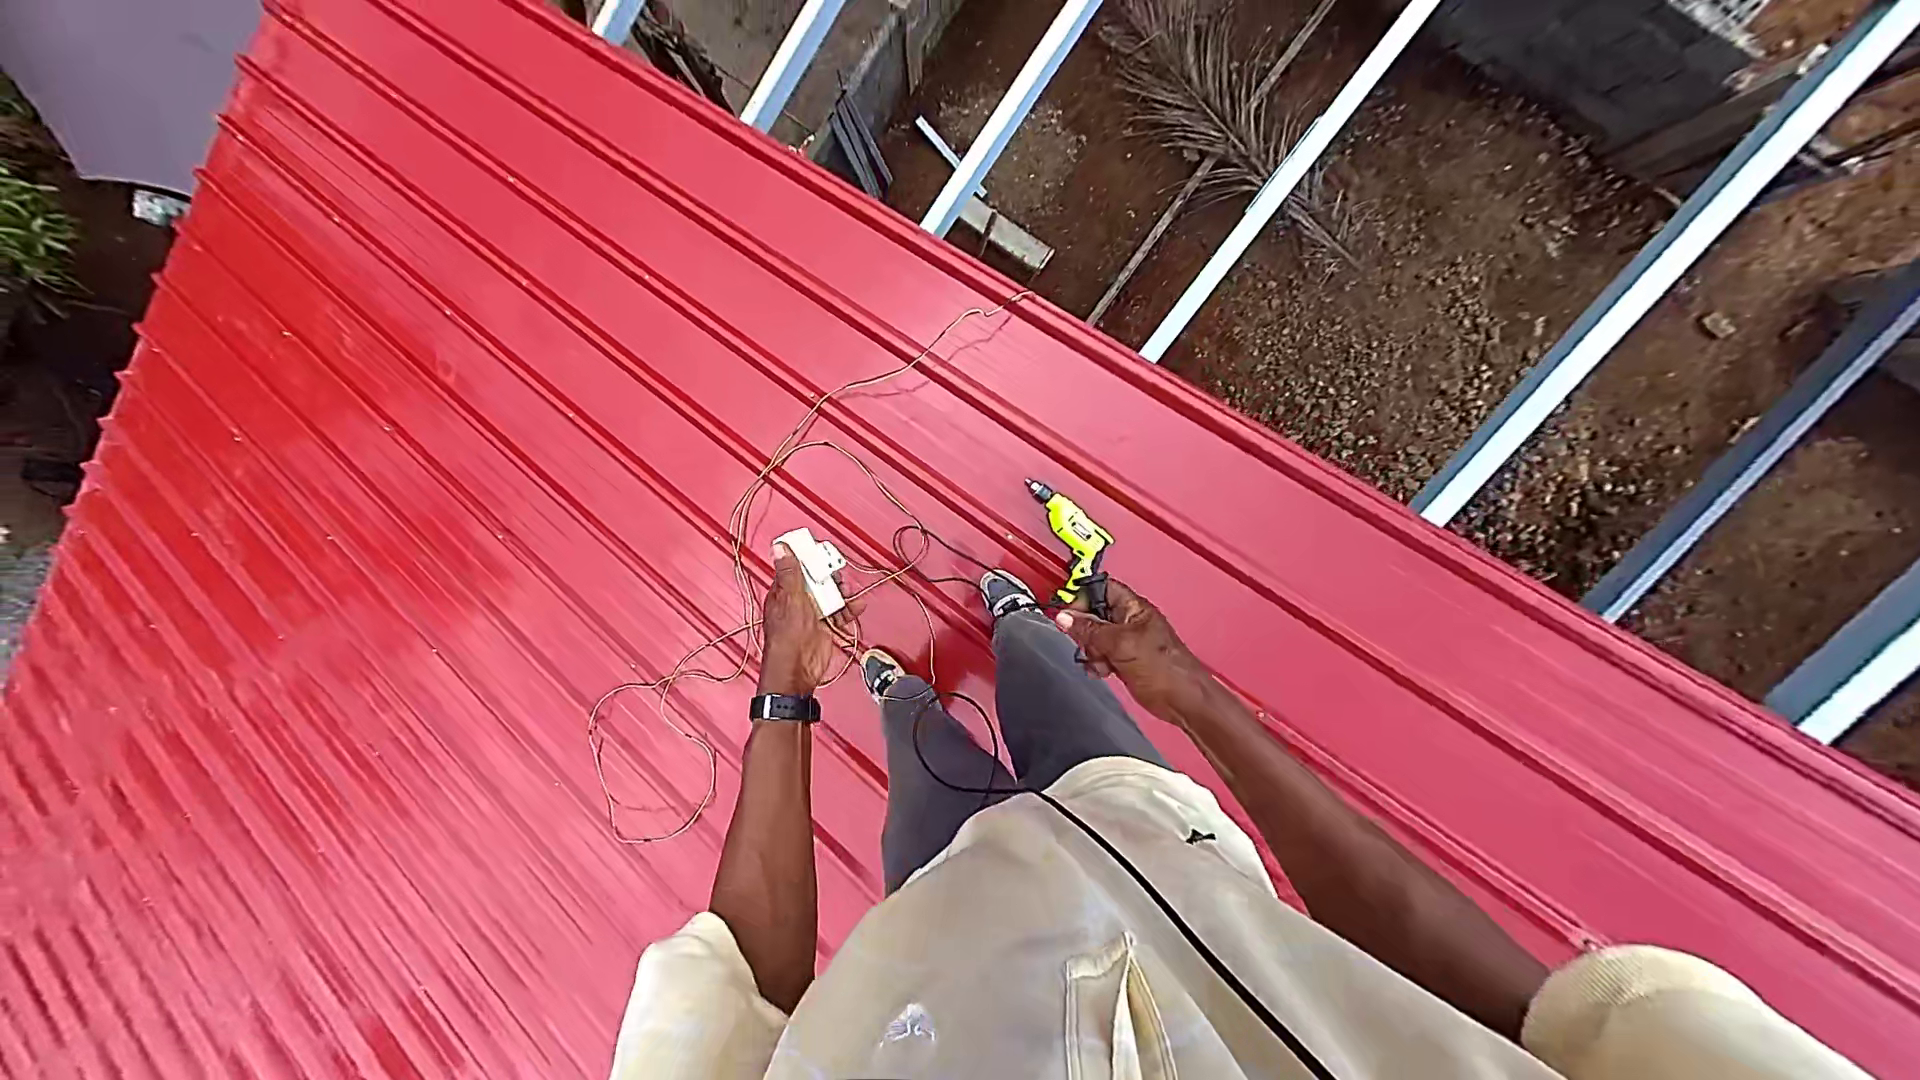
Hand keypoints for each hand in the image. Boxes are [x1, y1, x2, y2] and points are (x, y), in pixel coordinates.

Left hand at [757, 543, 859, 696]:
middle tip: (837, 573)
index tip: (820, 551)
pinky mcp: (825, 626)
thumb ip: (789, 574)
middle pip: (817, 580)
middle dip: (829, 575)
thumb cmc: (786, 640)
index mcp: (784, 593)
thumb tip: (781, 549)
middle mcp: (798, 602)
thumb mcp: (790, 600)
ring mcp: (812, 614)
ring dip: (842, 592)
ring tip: (848, 590)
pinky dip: (849, 609)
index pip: (795, 568)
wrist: (798, 670)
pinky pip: (840, 613)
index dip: (808, 558)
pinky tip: (856, 606)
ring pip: (831, 595)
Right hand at [1054, 579, 1212, 718]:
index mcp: (1134, 608)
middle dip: (1085, 630)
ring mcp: (1127, 641)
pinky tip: (1102, 670)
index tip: (1067, 610)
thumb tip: (1066, 617)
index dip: (1082, 596)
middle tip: (1088, 641)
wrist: (1183, 702)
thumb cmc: (1169, 670)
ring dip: (1090, 650)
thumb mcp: (1121, 644)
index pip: (1100, 588)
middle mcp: (1129, 622)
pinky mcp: (1124, 660)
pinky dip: (1096, 662)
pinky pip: (1100, 655)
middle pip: (1093, 614)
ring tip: (1100, 659)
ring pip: (1094, 637)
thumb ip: (1091, 629)